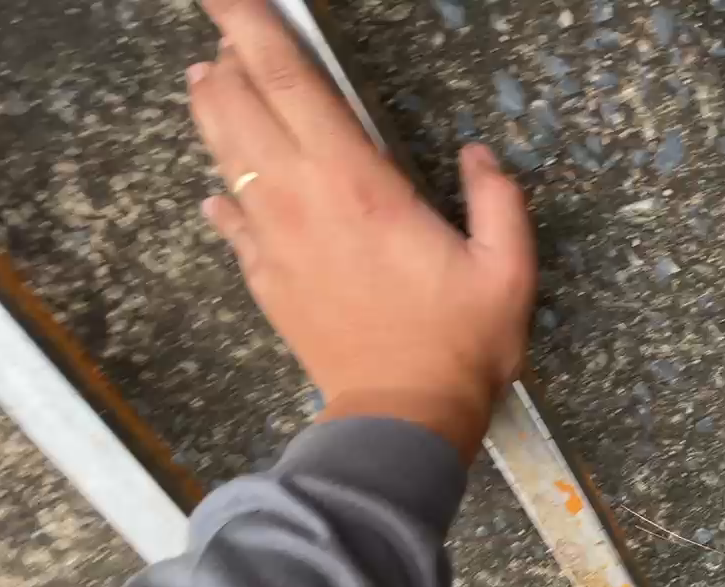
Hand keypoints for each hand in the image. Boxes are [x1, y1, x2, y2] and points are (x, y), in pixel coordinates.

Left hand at [184, 0, 535, 459]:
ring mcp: (271, 237)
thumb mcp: (510, 273)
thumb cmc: (463, 341)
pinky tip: (230, 191)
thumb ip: (500, 203)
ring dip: (214, 108)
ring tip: (214, 85)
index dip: (254, 27)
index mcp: (360, 186)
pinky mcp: (264, 276)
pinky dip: (224, 191)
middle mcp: (298, 196)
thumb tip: (479, 156)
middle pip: (236, 103)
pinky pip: (226, 217)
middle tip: (235, 44)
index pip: (291, 82)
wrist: (406, 410)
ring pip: (219, 149)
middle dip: (230, 61)